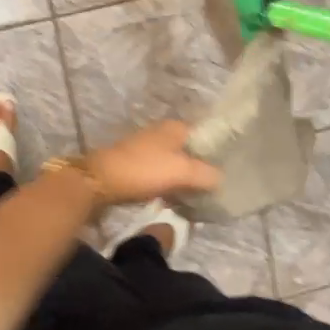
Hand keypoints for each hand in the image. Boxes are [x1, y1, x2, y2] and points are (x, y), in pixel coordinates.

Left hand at [86, 120, 221, 204]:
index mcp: (176, 128)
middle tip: (216, 190)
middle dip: (203, 170)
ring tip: (199, 199)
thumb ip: (207, 174)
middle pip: (191, 152)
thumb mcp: (182, 171)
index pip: (207, 135)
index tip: (230, 172)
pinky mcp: (136, 167)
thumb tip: (222, 179)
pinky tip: (175, 202)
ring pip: (175, 165)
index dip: (219, 152)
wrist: (99, 181)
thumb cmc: (143, 170)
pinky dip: (169, 187)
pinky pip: (161, 176)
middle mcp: (162, 134)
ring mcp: (147, 150)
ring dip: (185, 181)